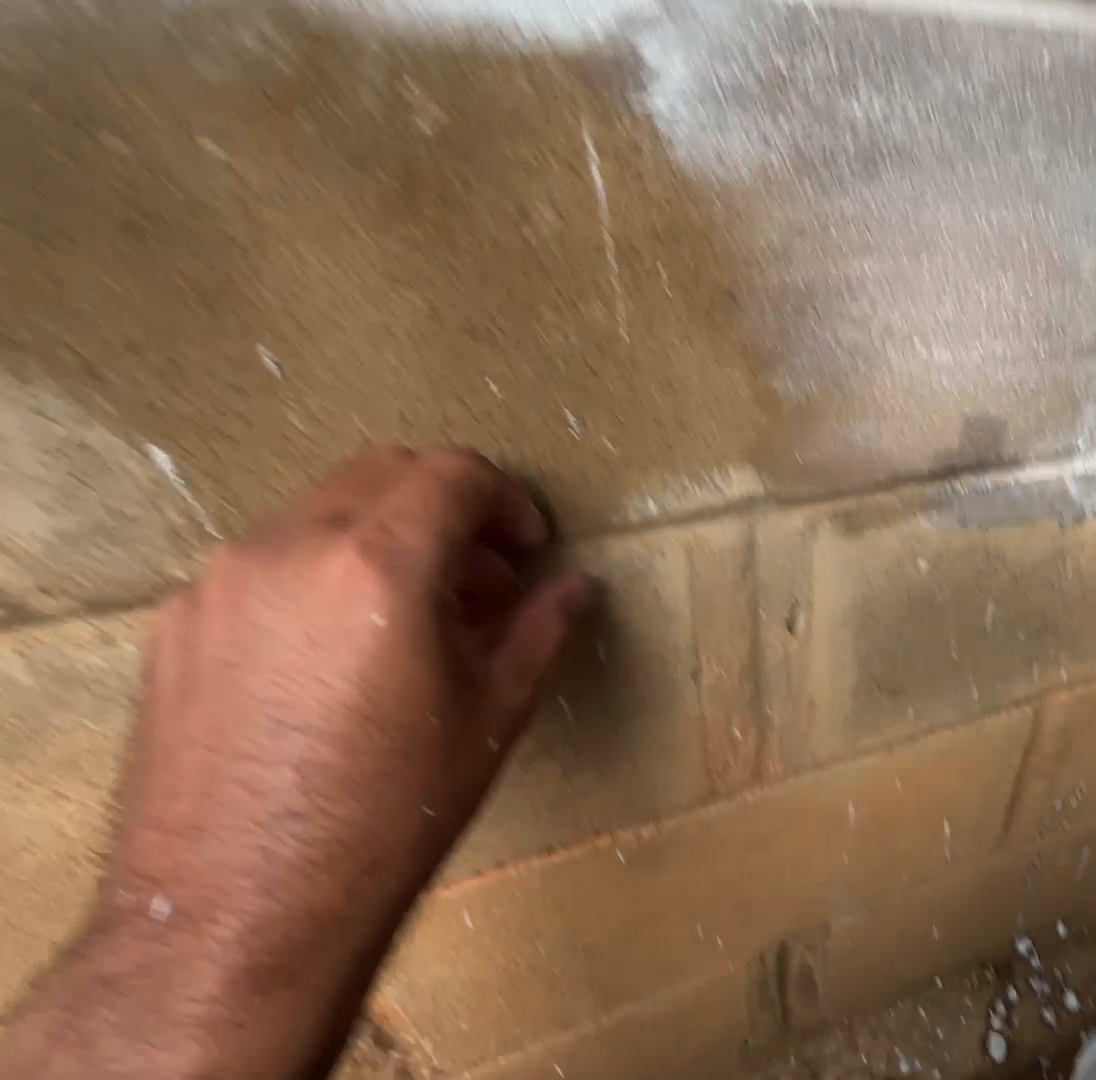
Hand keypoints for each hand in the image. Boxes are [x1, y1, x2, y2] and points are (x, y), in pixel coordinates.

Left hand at [0, 447, 589, 1078]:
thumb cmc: (395, 807)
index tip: (529, 549)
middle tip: (488, 573)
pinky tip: (353, 643)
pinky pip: (274, 555)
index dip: (509, 500)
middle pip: (388, 472)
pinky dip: (333, 565)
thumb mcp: (496, 710)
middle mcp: (289, 551)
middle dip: (453, 506)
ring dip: (392, 533)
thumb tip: (577, 586)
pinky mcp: (179, 621)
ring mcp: (221, 582)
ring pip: (326, 507)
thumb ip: (542, 628)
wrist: (239, 911)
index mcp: (380, 568)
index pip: (455, 475)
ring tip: (425, 611)